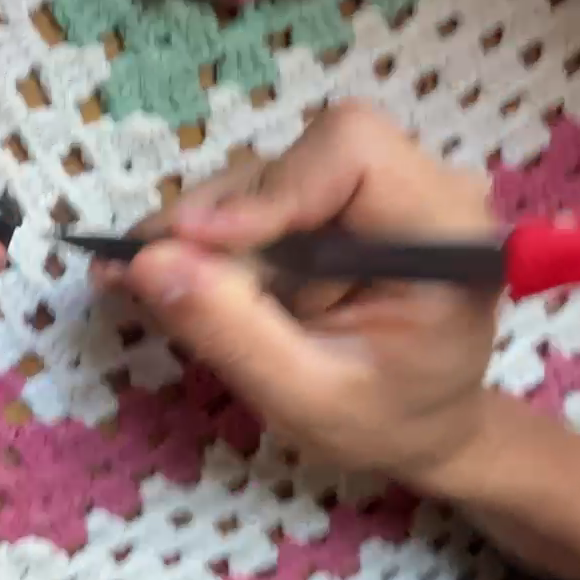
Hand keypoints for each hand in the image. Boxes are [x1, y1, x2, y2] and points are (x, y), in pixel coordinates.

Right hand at [105, 102, 499, 490]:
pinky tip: (177, 285)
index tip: (196, 244)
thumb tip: (144, 263)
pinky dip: (197, 244)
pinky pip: (242, 203)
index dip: (267, 190)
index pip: (350, 151)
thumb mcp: (305, 399)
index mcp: (439, 232)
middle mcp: (405, 190)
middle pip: (283, 164)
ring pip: (249, 181)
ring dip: (193, 237)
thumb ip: (232, 333)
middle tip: (139, 277)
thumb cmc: (382, 423)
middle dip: (207, 222)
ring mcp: (357, 194)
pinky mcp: (317, 207)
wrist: (409, 428)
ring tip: (156, 293)